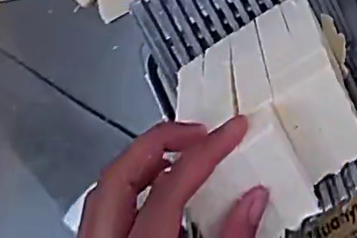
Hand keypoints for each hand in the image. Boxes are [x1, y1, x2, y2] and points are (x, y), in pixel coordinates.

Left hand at [79, 116, 268, 237]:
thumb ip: (231, 237)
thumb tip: (253, 198)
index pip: (171, 184)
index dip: (207, 150)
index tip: (233, 129)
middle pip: (120, 174)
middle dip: (160, 140)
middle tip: (199, 132)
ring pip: (104, 189)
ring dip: (142, 162)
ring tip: (180, 157)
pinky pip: (103, 212)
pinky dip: (131, 191)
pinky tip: (157, 197)